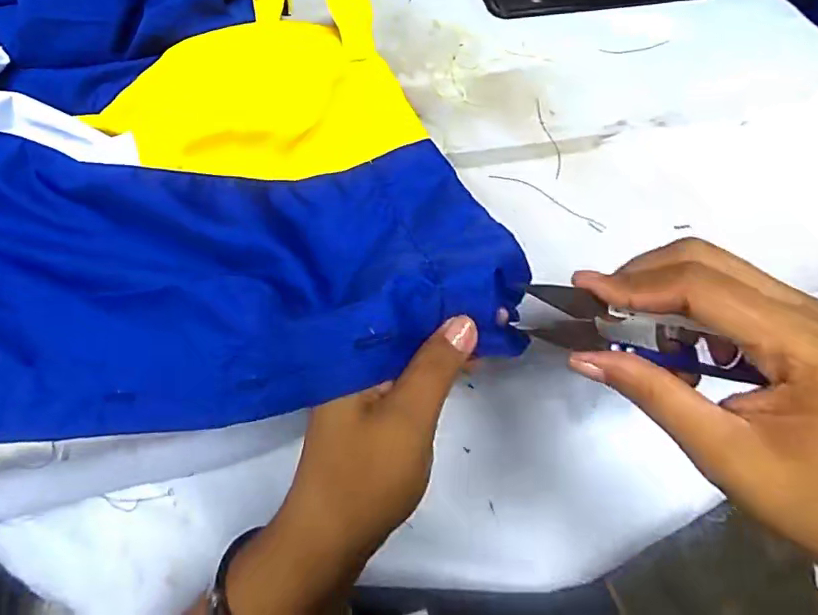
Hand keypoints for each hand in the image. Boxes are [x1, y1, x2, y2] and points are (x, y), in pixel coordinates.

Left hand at [220, 315, 478, 614]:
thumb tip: (463, 317)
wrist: (329, 536)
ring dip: (434, 341)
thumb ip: (433, 366)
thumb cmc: (366, 472)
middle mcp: (346, 357)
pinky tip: (451, 362)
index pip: (392, 304)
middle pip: (397, 325)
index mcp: (348, 350)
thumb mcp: (408, 416)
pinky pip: (396, 371)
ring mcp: (353, 382)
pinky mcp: (362, 405)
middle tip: (487, 303)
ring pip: (399, 348)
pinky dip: (424, 365)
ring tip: (480, 326)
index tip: (474, 282)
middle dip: (438, 315)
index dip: (434, 294)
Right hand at [565, 240, 817, 614]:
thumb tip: (584, 356)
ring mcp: (815, 320)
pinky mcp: (807, 332)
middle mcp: (816, 315)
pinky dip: (689, 306)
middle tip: (599, 302)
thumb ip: (654, 394)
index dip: (636, 284)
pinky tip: (674, 343)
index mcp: (809, 344)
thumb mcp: (727, 457)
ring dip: (663, 287)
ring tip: (626, 322)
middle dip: (644, 275)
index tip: (582, 288)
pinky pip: (734, 295)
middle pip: (709, 262)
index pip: (702, 288)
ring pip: (719, 271)